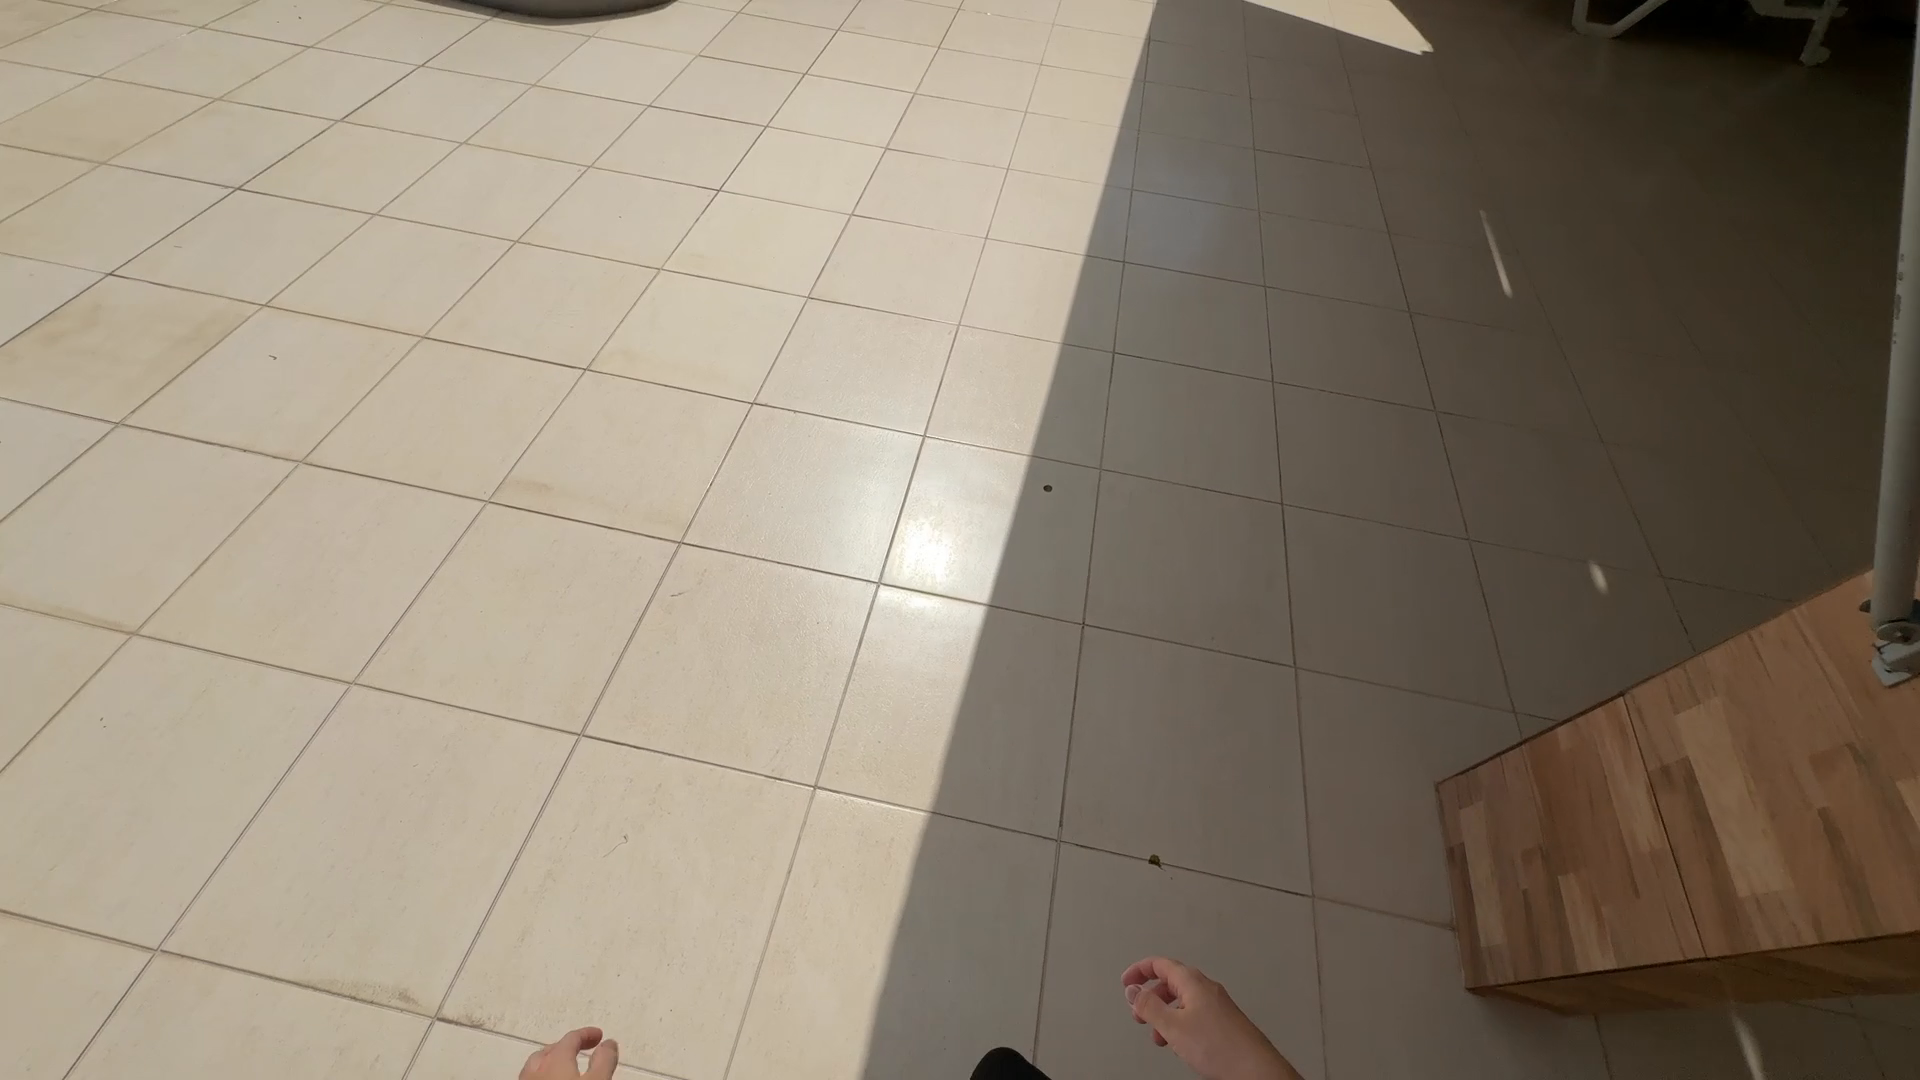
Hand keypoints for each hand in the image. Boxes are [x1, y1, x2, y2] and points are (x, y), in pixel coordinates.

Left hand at [519, 1027, 617, 1079]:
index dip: (587, 1034)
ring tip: (563, 1069)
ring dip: (549, 1064)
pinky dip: (541, 1078)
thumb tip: (608, 1043)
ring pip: (534, 1069)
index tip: (599, 1036)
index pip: (571, 1038)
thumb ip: (604, 1060)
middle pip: (546, 1052)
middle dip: (563, 1047)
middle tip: (579, 1049)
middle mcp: (534, 1071)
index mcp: (555, 1060)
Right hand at [1121, 957, 1300, 1079]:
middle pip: (1170, 981)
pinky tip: (1180, 1043)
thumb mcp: (1173, 1026)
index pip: (1159, 964)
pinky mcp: (1225, 1021)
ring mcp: (1217, 1004)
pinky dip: (1180, 1023)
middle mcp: (1205, 987)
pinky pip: (1195, 1014)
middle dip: (1150, 996)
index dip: (1139, 971)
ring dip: (1165, 1014)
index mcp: (1192, 980)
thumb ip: (1149, 1006)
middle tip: (1138, 1012)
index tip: (1126, 982)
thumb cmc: (1220, 1047)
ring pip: (1182, 1001)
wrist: (1257, 1071)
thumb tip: (1133, 990)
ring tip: (1158, 1035)